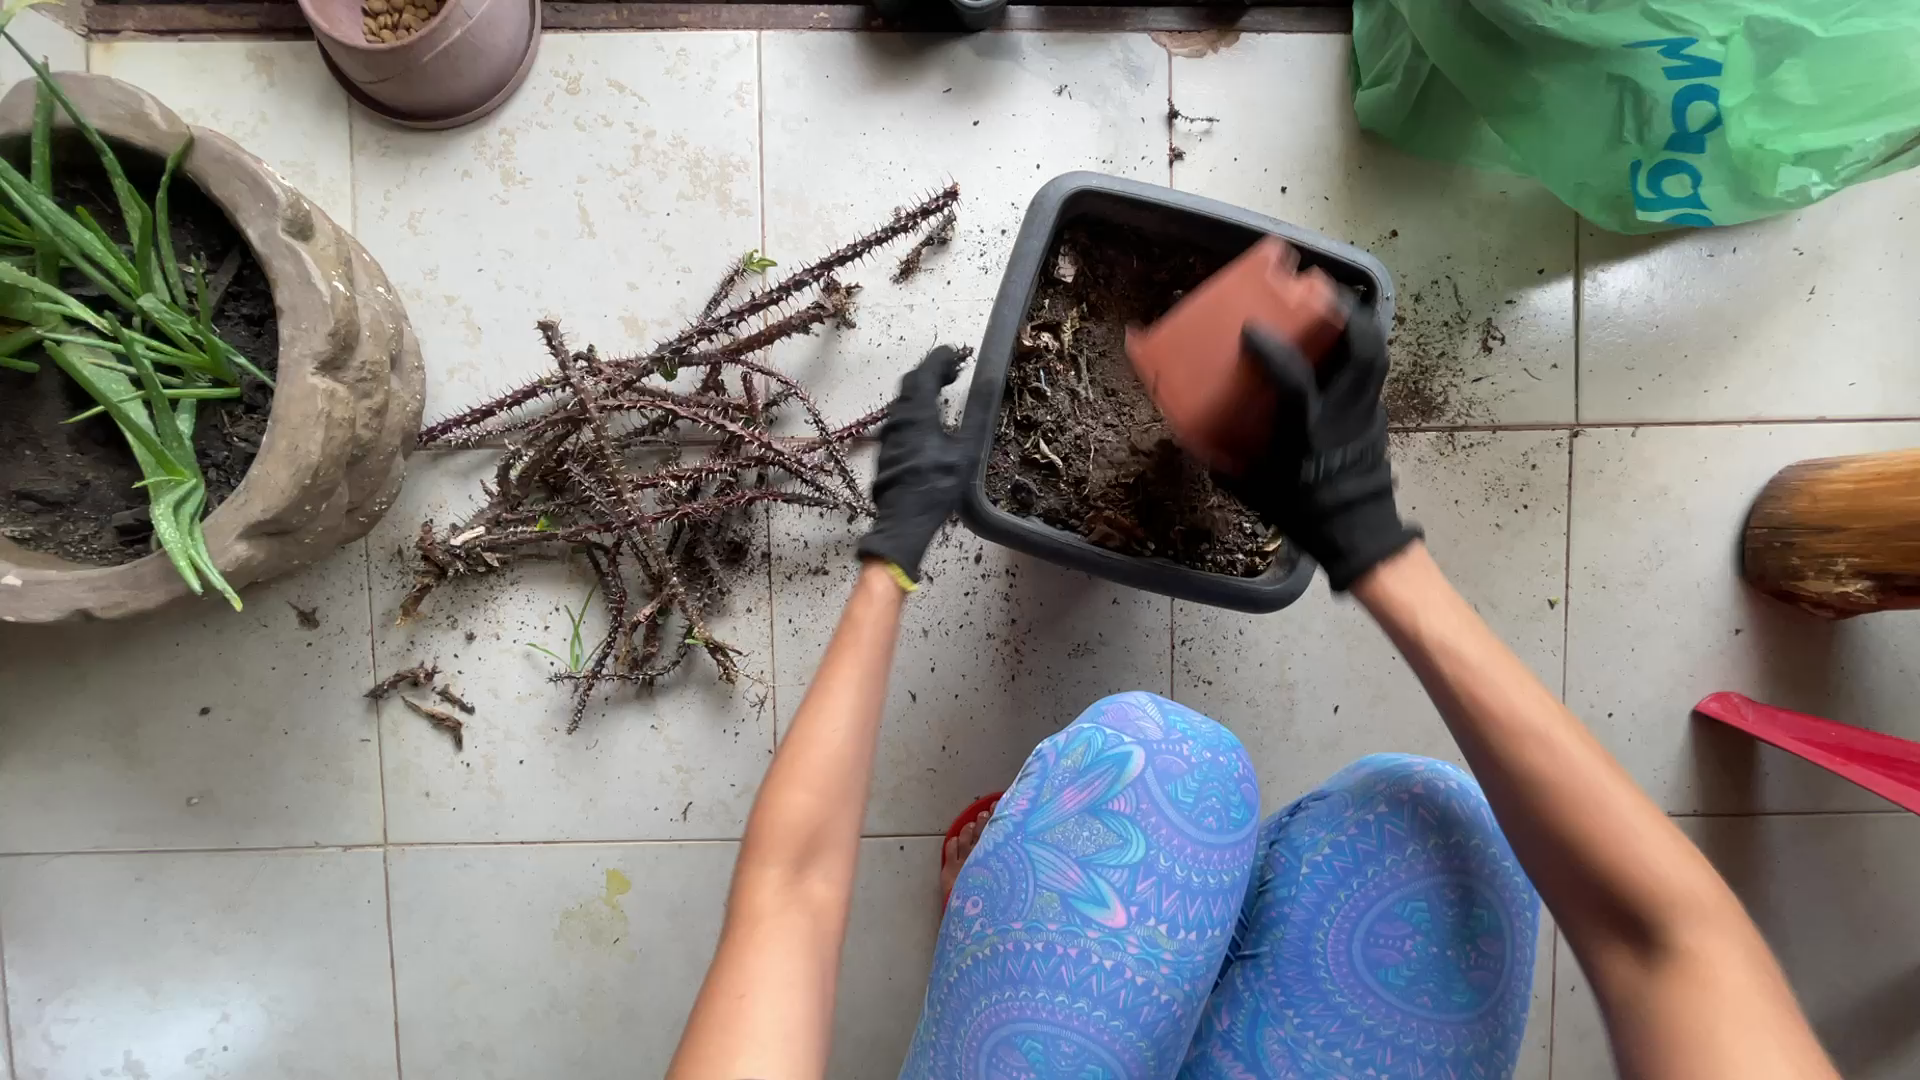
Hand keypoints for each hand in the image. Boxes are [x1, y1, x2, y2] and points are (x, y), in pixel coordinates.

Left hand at [856, 346, 969, 587]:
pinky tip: (927, 423)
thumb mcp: (965, 449)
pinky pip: (899, 420)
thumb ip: (978, 412)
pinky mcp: (886, 452)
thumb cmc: (937, 485)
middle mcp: (897, 419)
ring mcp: (888, 436)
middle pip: (910, 385)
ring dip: (922, 391)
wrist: (903, 520)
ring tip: (942, 392)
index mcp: (916, 413)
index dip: (940, 359)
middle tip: (951, 371)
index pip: (924, 373)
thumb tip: (990, 378)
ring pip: (902, 403)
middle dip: (930, 372)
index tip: (954, 353)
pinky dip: (915, 410)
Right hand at [1234, 295, 1420, 590]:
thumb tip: (1194, 441)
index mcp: (1308, 432)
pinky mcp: (1378, 416)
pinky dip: (1358, 354)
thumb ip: (1226, 463)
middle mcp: (1344, 413)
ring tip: (1335, 310)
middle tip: (1320, 293)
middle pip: (1364, 349)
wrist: (1358, 534)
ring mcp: (1368, 412)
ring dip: (1359, 325)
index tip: (1251, 329)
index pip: (1295, 381)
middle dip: (1346, 313)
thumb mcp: (1254, 489)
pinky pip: (1371, 374)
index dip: (1273, 351)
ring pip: (1377, 354)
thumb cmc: (1302, 512)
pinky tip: (1339, 354)